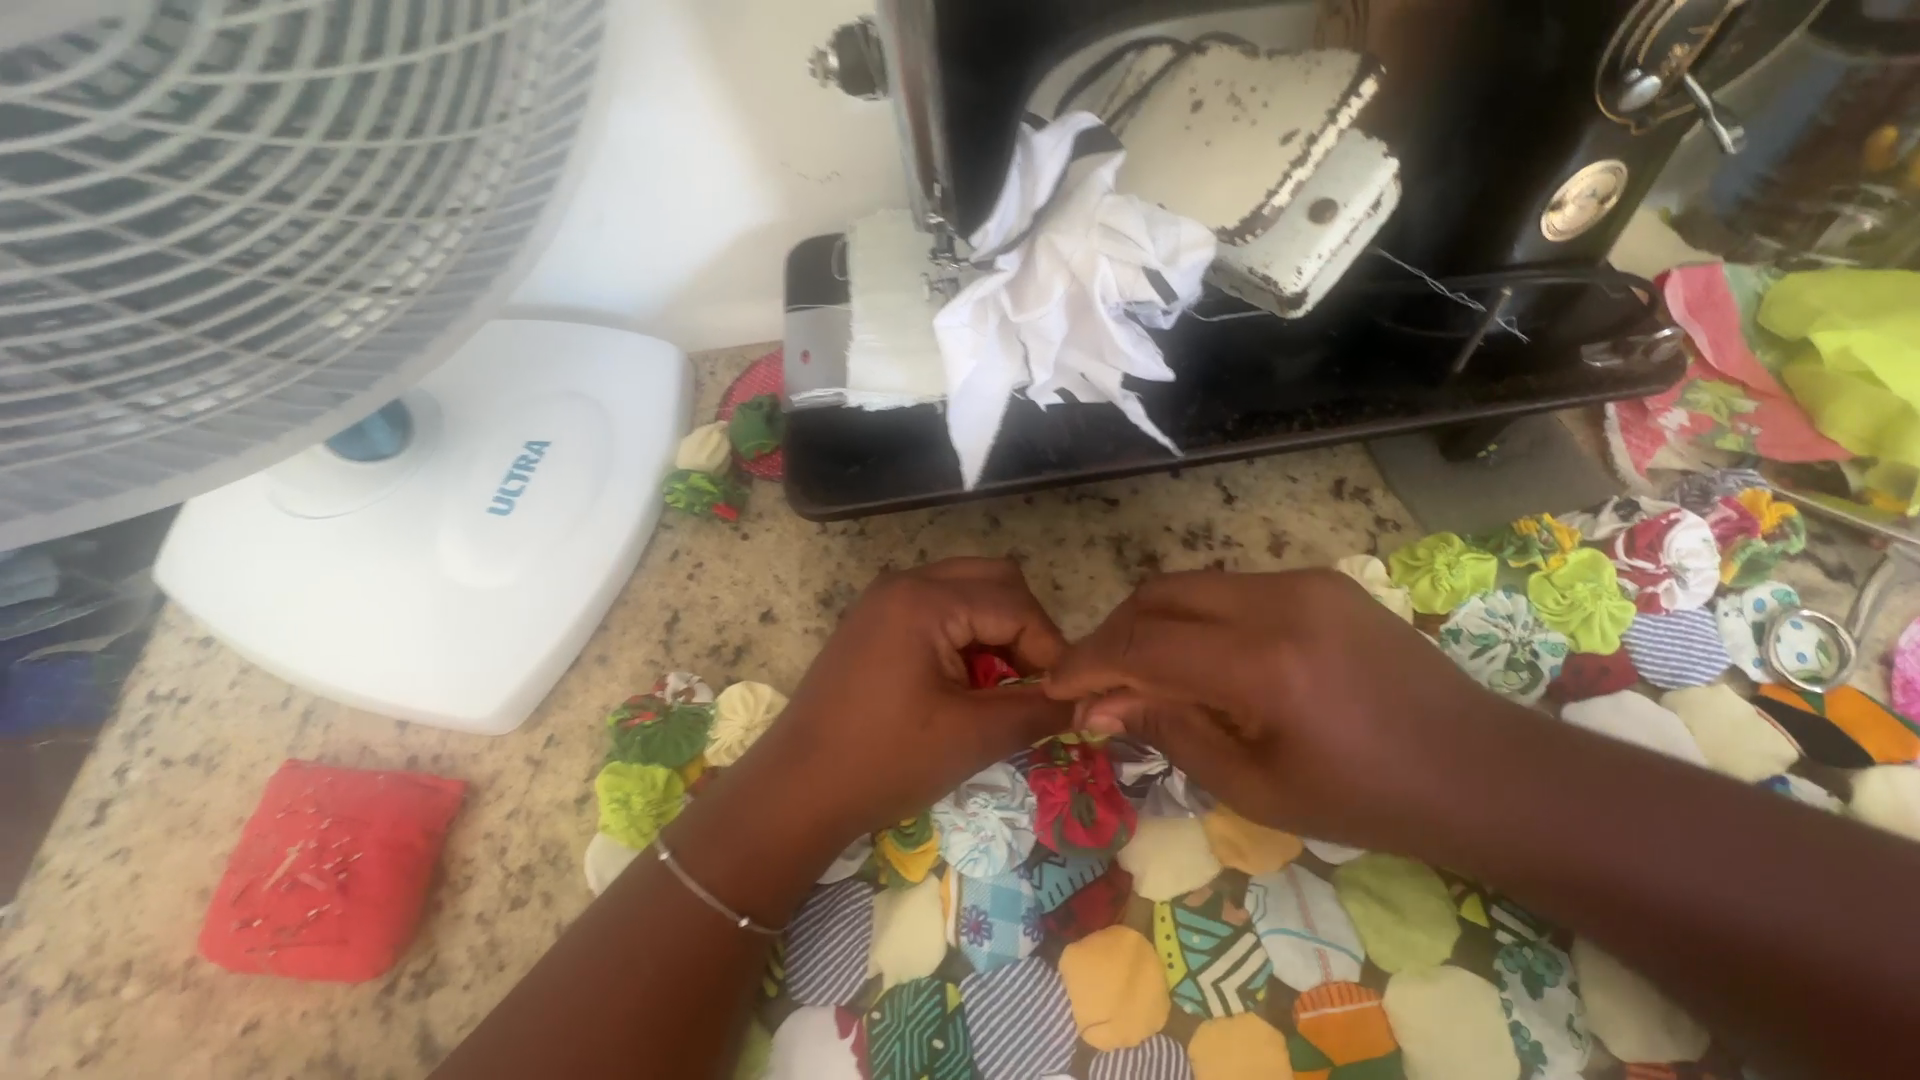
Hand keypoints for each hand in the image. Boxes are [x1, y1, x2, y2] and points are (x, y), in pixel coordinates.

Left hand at [741, 558, 1073, 841]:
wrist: (795, 792)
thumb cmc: (884, 761)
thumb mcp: (972, 736)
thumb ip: (1036, 710)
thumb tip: (1085, 703)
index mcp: (926, 600)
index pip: (1016, 605)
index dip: (1050, 649)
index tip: (1063, 696)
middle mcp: (903, 584)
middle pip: (993, 580)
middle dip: (1025, 628)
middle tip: (1034, 682)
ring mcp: (881, 601)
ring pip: (964, 592)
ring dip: (994, 631)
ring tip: (1000, 687)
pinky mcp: (871, 625)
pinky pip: (935, 611)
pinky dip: (963, 637)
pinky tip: (963, 685)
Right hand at [1045, 569, 1521, 848]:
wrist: (1482, 770)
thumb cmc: (1367, 801)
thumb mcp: (1255, 786)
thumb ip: (1169, 730)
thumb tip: (1098, 704)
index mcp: (1264, 666)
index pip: (1142, 646)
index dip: (1088, 664)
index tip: (1054, 687)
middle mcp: (1279, 602)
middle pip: (1157, 595)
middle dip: (1112, 635)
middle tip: (1095, 683)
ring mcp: (1305, 581)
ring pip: (1191, 584)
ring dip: (1151, 623)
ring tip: (1142, 674)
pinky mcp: (1322, 580)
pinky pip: (1231, 588)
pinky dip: (1196, 618)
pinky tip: (1201, 661)